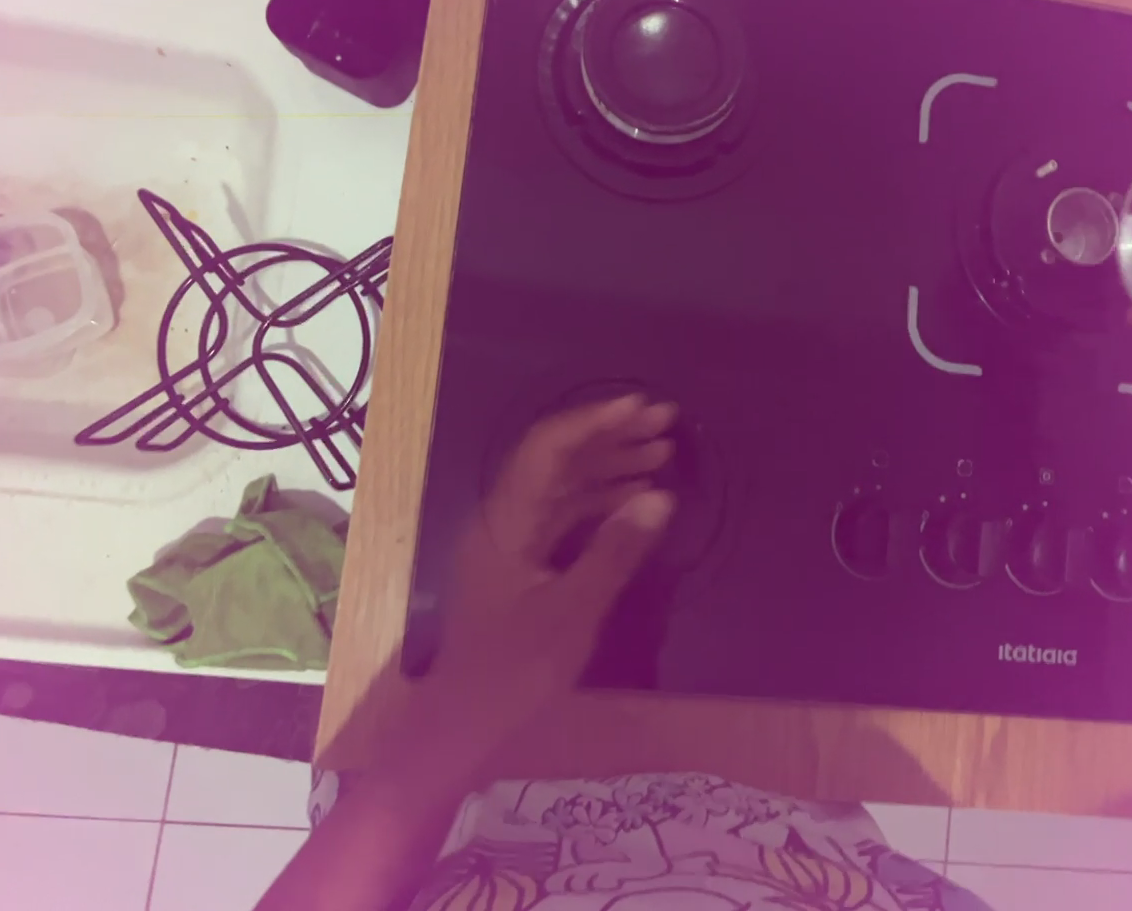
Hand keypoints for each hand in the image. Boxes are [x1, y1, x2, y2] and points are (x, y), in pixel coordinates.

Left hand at [429, 394, 676, 734]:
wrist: (465, 723)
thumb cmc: (514, 670)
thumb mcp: (573, 611)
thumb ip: (616, 551)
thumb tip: (660, 497)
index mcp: (506, 519)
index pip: (549, 448)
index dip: (595, 421)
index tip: (640, 407)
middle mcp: (507, 516)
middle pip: (559, 458)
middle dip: (612, 436)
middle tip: (665, 422)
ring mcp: (515, 538)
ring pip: (565, 485)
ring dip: (611, 466)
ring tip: (663, 452)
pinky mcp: (526, 560)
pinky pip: (566, 515)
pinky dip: (602, 502)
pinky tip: (637, 498)